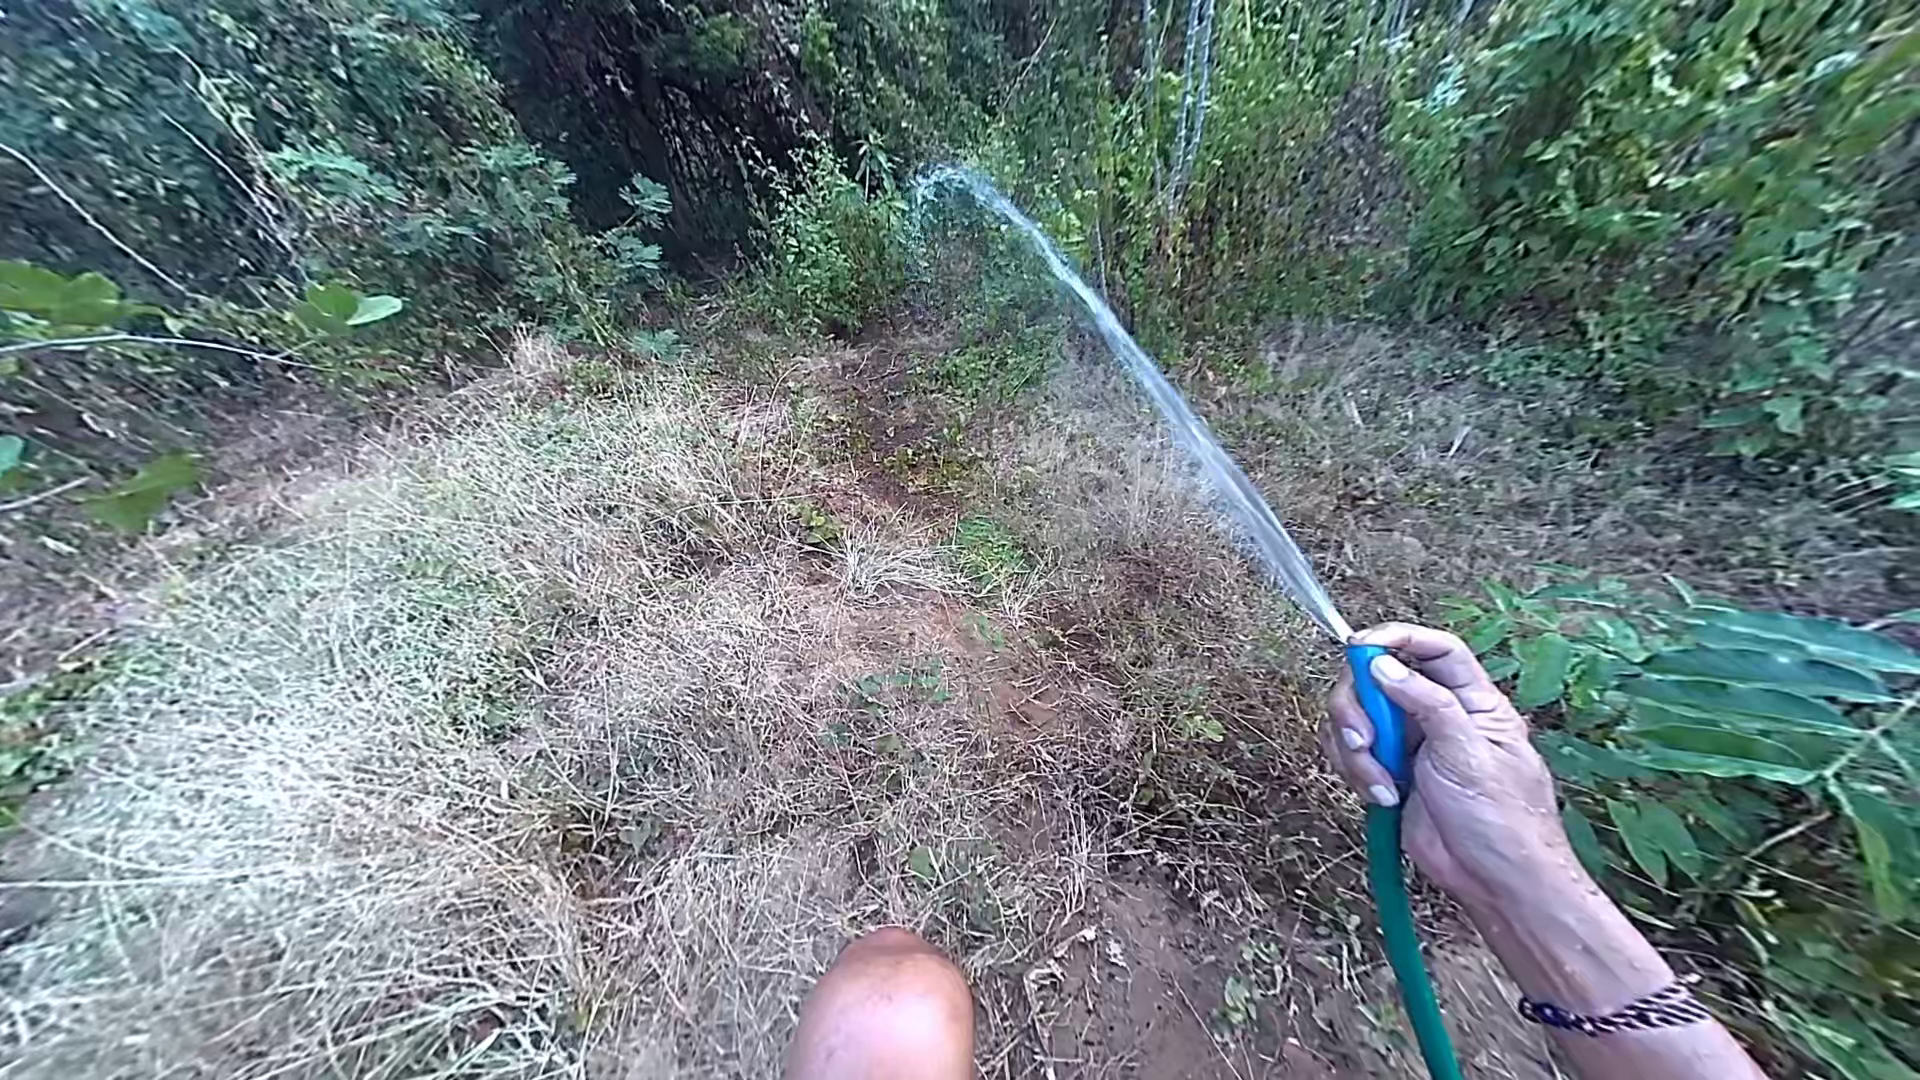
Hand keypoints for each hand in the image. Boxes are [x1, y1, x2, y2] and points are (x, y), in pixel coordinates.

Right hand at [1321, 622, 1575, 911]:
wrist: (1493, 884)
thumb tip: (1381, 664)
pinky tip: (1379, 794)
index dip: (1396, 637)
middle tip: (1363, 739)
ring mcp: (1404, 739)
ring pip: (1352, 713)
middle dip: (1358, 709)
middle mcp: (1432, 712)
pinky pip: (1344, 746)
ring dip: (1354, 748)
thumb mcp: (1469, 755)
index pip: (1434, 649)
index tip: (1358, 645)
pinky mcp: (1381, 764)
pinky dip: (1351, 768)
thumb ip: (1427, 703)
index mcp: (1470, 702)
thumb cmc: (1503, 822)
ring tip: (1379, 782)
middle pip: (1373, 678)